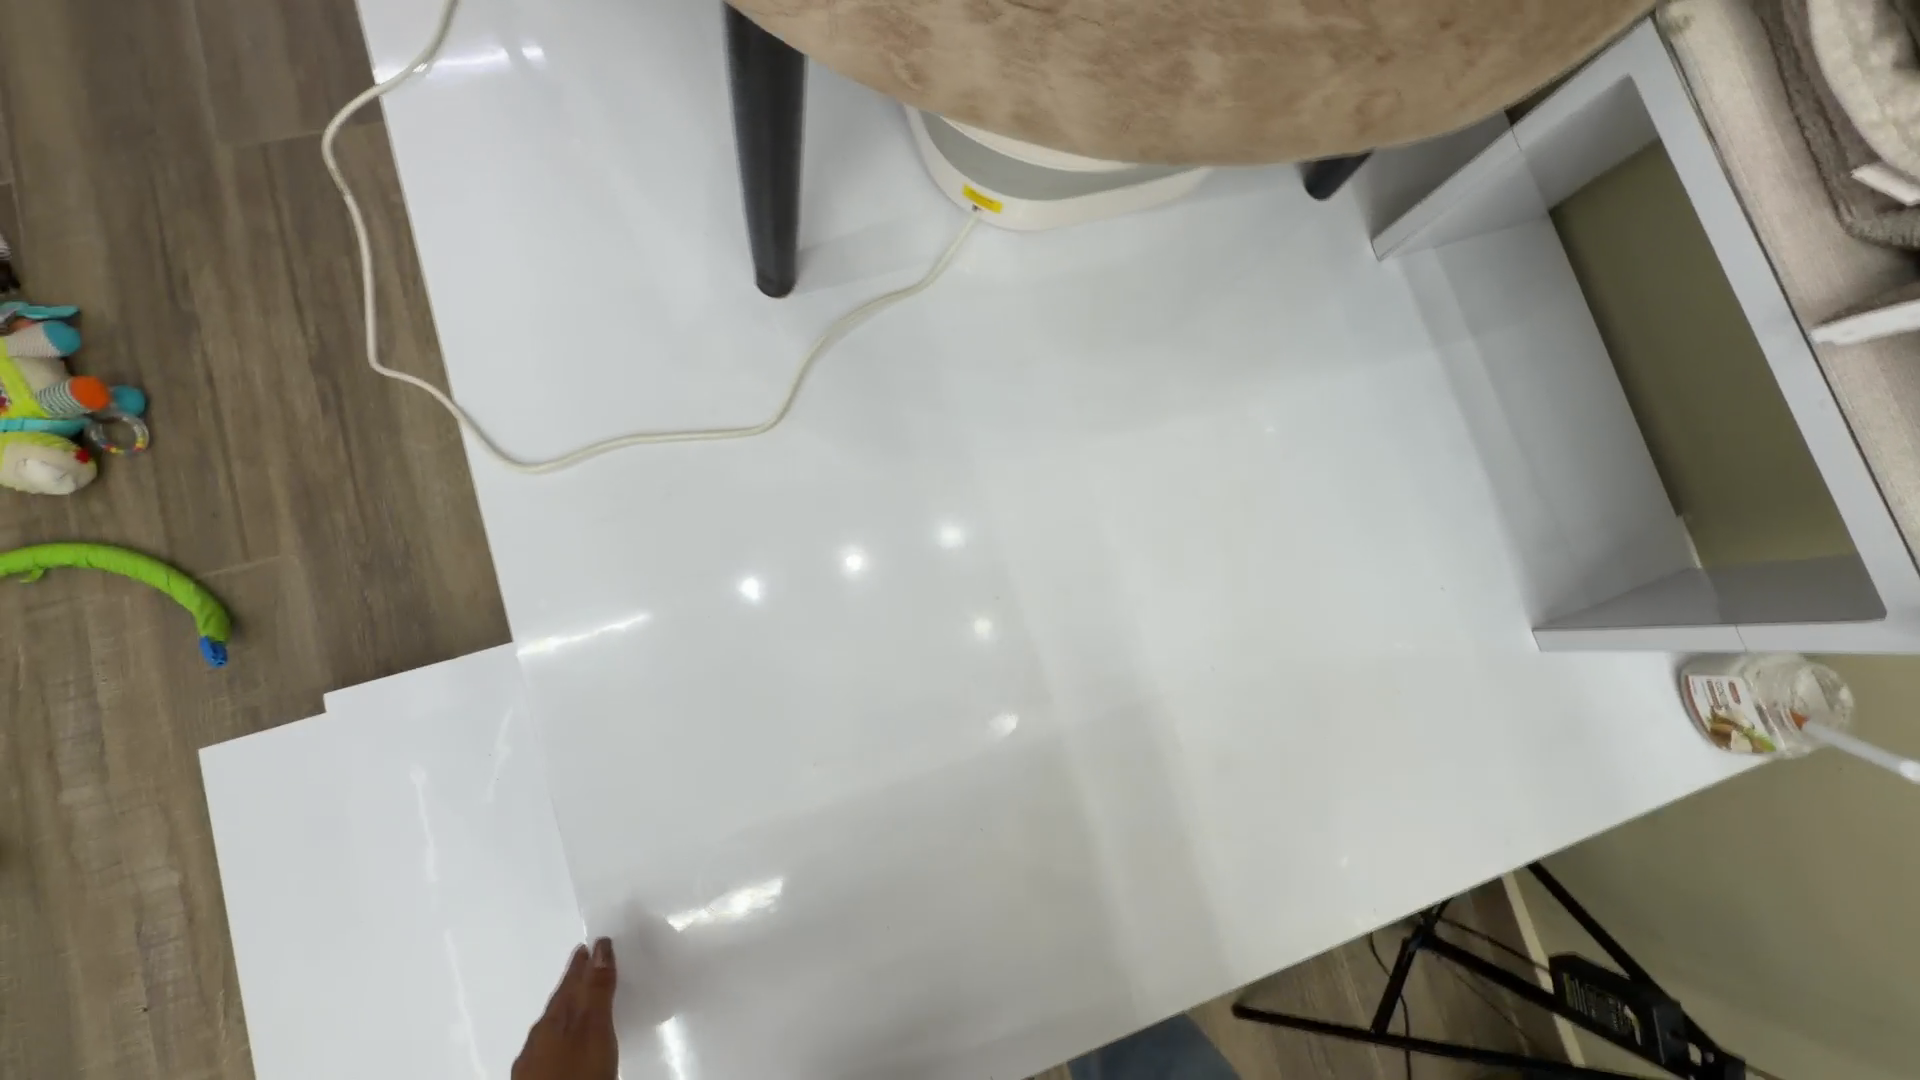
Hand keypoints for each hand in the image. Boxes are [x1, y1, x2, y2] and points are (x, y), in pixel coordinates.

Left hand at [513, 938, 618, 1079]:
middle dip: (573, 985)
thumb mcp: (594, 1032)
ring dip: (568, 1012)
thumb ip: (596, 992)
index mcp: (553, 1022)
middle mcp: (537, 1041)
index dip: (582, 964)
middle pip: (558, 1004)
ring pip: (551, 1029)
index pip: (569, 984)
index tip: (592, 943)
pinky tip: (568, 1049)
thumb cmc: (578, 1077)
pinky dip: (563, 1037)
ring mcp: (531, 1068)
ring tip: (583, 1002)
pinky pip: (550, 1050)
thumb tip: (598, 946)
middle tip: (588, 965)